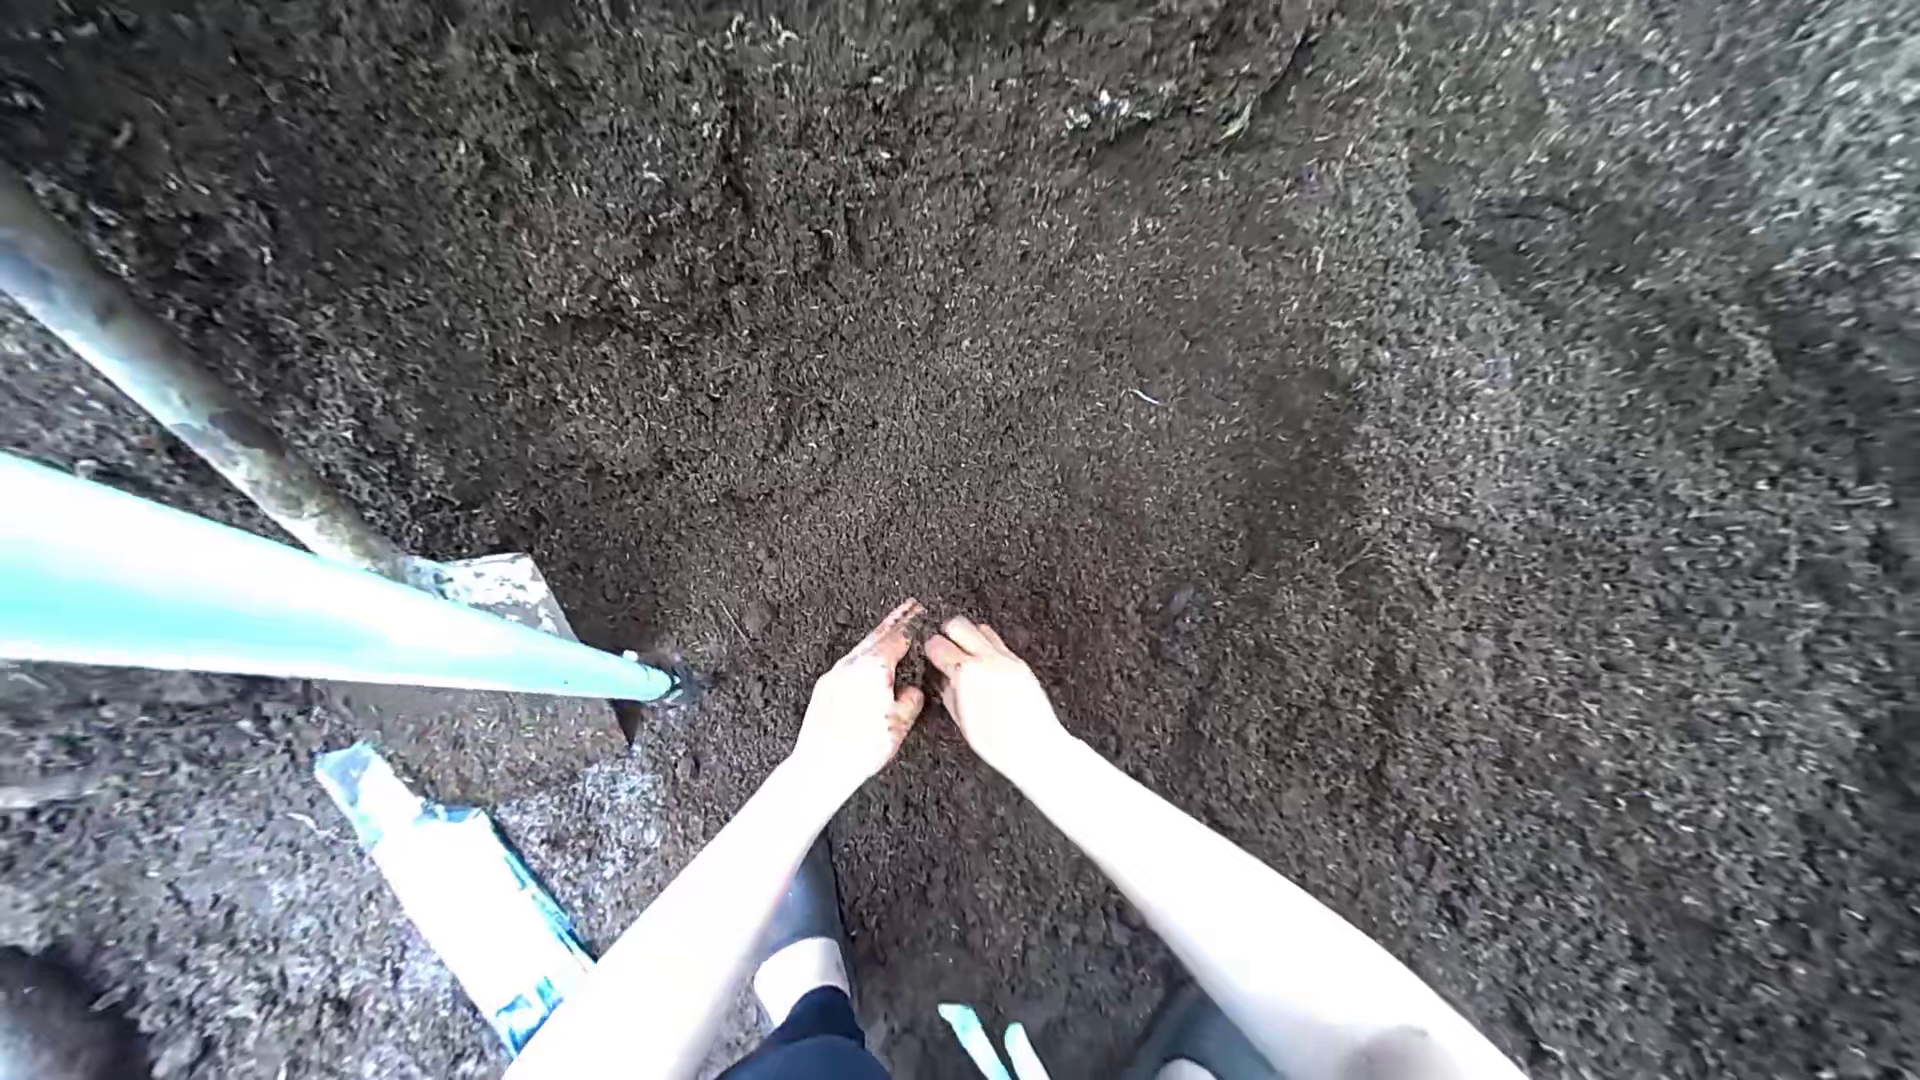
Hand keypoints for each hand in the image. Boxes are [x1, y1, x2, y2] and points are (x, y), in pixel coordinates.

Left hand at [790, 598, 926, 789]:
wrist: (821, 764)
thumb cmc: (861, 747)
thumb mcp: (900, 723)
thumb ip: (911, 699)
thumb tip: (912, 691)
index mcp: (875, 667)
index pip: (898, 635)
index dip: (911, 622)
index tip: (919, 610)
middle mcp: (853, 664)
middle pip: (878, 634)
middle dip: (895, 619)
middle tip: (907, 606)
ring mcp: (836, 673)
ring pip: (862, 647)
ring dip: (879, 637)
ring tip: (891, 631)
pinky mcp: (825, 686)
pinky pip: (850, 662)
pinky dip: (864, 655)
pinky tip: (869, 663)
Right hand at [924, 615, 1069, 778]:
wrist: (1035, 745)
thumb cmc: (998, 743)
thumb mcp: (961, 721)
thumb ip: (949, 694)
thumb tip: (943, 679)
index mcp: (965, 675)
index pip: (938, 646)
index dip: (931, 648)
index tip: (931, 652)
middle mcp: (986, 661)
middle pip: (959, 625)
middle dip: (948, 632)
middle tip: (946, 644)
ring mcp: (1005, 659)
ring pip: (981, 628)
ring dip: (970, 636)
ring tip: (966, 651)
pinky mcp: (1020, 663)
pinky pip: (999, 642)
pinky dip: (987, 645)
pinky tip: (985, 660)